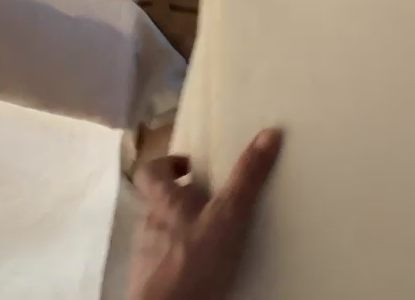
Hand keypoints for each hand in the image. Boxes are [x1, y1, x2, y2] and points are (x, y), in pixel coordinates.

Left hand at [127, 129, 283, 299]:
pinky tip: (203, 270)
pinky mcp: (148, 286)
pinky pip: (164, 264)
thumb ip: (248, 176)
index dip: (167, 164)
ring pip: (162, 234)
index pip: (150, 172)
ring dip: (183, 230)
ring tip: (213, 237)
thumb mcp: (229, 214)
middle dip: (185, 199)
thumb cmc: (193, 260)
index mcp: (163, 202)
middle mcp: (148, 226)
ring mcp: (144, 258)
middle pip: (160, 202)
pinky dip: (181, 260)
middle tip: (214, 200)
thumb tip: (270, 131)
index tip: (191, 165)